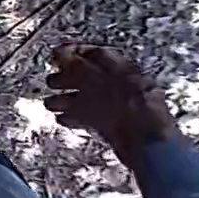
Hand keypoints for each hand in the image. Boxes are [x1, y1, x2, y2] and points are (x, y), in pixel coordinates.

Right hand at [44, 45, 180, 170]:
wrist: (147, 145)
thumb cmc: (128, 108)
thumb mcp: (97, 81)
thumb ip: (78, 67)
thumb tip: (61, 55)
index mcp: (123, 70)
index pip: (96, 54)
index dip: (74, 51)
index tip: (56, 54)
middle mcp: (122, 86)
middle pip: (89, 76)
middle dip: (67, 77)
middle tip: (52, 80)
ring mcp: (119, 107)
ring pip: (88, 98)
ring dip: (67, 99)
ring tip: (50, 103)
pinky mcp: (115, 127)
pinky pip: (91, 117)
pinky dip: (76, 116)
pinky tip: (63, 118)